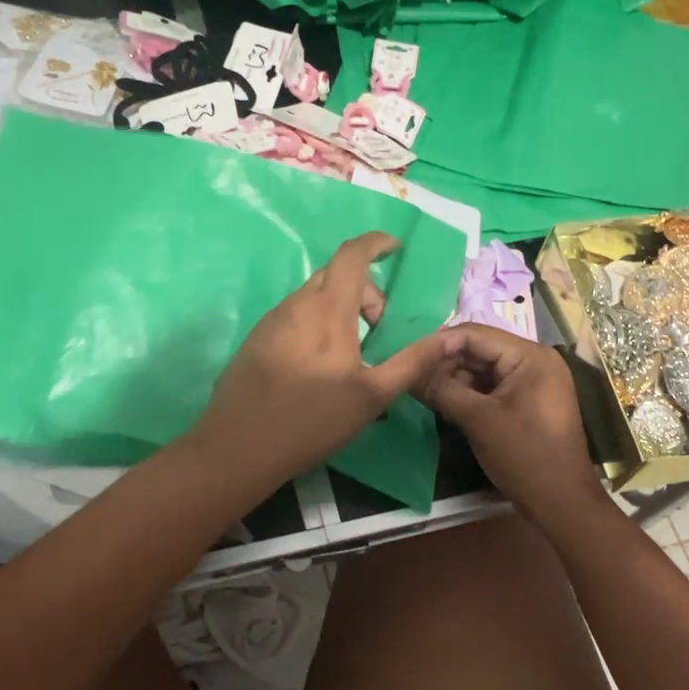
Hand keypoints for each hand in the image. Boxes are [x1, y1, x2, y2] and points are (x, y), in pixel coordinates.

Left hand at [192, 232, 455, 486]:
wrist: (239, 446)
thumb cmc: (312, 421)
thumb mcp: (372, 396)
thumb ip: (412, 362)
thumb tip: (449, 338)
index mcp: (328, 309)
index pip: (352, 254)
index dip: (376, 243)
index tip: (395, 250)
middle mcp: (297, 304)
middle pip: (336, 274)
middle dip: (365, 288)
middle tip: (379, 326)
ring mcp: (272, 320)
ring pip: (314, 296)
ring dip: (340, 307)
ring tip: (352, 352)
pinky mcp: (257, 339)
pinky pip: (295, 315)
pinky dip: (317, 322)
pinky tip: (320, 366)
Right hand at [420, 324, 606, 521]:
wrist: (562, 502)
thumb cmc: (524, 456)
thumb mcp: (478, 420)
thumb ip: (443, 390)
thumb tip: (410, 373)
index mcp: (530, 355)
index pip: (475, 333)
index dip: (438, 343)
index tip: (407, 357)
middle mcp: (535, 360)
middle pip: (480, 349)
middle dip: (445, 362)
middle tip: (409, 374)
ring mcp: (534, 381)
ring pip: (484, 369)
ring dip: (454, 378)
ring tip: (421, 389)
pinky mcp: (529, 401)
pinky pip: (494, 387)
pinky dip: (469, 393)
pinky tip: (444, 401)